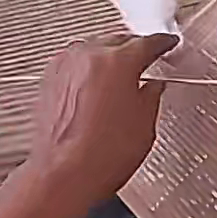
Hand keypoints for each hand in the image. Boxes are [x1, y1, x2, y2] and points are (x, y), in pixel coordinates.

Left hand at [24, 34, 177, 206]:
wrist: (62, 175)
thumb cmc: (99, 156)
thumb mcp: (144, 124)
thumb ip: (151, 95)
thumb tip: (152, 86)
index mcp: (118, 62)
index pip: (147, 43)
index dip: (162, 44)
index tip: (166, 44)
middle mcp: (88, 57)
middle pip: (118, 42)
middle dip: (134, 51)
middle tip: (147, 63)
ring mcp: (65, 66)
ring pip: (94, 50)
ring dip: (109, 59)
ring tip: (120, 79)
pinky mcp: (50, 79)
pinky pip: (75, 64)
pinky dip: (88, 70)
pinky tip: (96, 88)